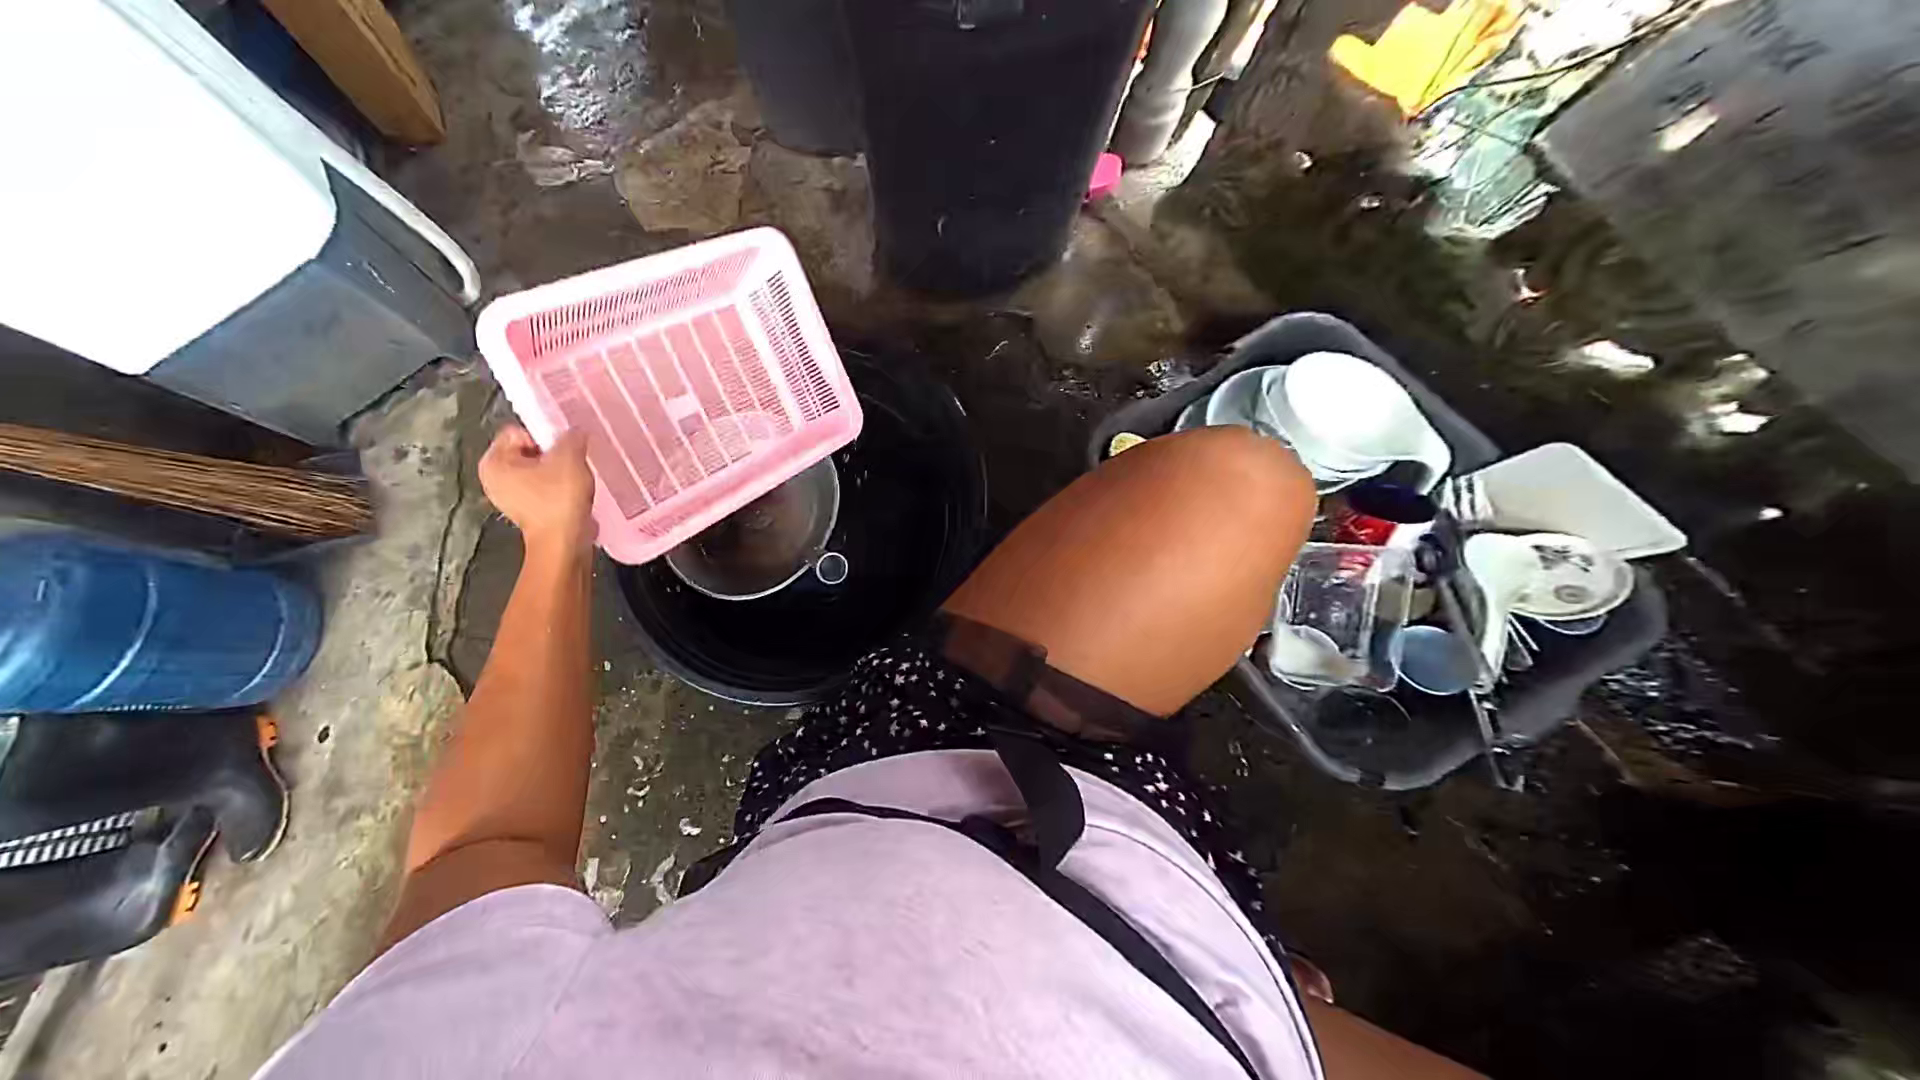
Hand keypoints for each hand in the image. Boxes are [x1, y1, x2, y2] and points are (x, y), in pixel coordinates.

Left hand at [478, 424, 594, 554]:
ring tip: (575, 480)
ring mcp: (509, 498)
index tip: (563, 449)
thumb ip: (571, 437)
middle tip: (572, 463)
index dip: (544, 436)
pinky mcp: (527, 512)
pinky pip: (543, 489)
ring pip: (538, 471)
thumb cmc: (559, 500)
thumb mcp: (569, 457)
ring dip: (558, 472)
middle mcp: (493, 479)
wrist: (564, 543)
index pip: (518, 432)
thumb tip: (575, 432)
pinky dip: (558, 489)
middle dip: (552, 454)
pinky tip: (572, 495)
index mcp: (493, 462)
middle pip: (528, 451)